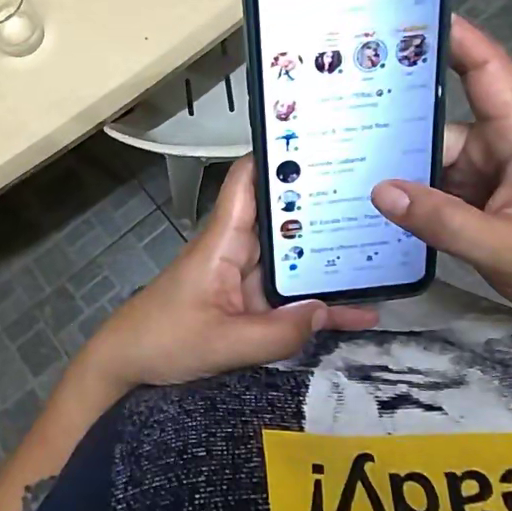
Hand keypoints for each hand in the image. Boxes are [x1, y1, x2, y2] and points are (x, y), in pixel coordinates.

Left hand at [80, 156, 378, 392]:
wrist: (126, 366)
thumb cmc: (162, 340)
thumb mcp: (222, 343)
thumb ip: (277, 334)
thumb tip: (327, 311)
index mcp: (224, 240)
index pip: (247, 181)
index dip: (278, 157)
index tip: (322, 145)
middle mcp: (239, 249)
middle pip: (285, 219)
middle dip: (325, 209)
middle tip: (379, 201)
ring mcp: (247, 277)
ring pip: (295, 261)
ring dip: (331, 261)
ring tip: (385, 255)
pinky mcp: (250, 303)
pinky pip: (290, 298)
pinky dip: (319, 305)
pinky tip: (359, 313)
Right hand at [367, 16, 511, 363]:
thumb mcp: (509, 249)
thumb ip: (444, 222)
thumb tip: (378, 189)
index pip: (490, 73)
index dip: (456, 38)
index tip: (410, 14)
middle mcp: (505, 150)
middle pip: (442, 125)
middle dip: (396, 121)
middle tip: (334, 111)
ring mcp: (493, 180)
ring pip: (434, 162)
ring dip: (398, 168)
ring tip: (338, 165)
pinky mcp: (483, 206)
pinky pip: (438, 192)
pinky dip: (410, 198)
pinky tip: (370, 202)